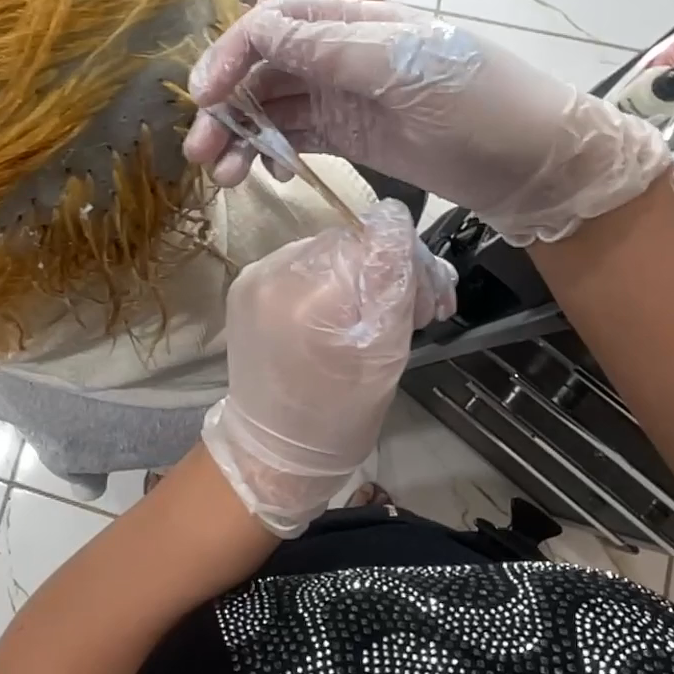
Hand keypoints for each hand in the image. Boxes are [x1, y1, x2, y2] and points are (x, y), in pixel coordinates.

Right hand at [185, 0, 670, 244]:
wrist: (534, 165)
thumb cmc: (481, 104)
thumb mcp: (406, 69)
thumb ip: (329, 50)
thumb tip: (259, 34)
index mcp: (354, 23)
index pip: (273, 26)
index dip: (232, 55)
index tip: (205, 97)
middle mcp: (339, 56)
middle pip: (262, 71)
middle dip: (225, 108)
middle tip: (201, 155)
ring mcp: (342, 98)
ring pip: (270, 110)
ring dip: (240, 138)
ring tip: (224, 178)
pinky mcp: (348, 136)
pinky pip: (292, 139)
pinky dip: (268, 154)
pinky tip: (262, 175)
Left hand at [203, 200, 421, 535]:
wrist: (273, 451)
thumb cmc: (338, 415)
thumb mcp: (385, 352)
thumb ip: (394, 281)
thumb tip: (399, 223)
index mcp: (311, 291)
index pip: (378, 233)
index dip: (413, 260)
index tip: (428, 301)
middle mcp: (275, 270)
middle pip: (353, 240)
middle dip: (391, 269)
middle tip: (419, 312)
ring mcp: (255, 276)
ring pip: (329, 250)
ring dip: (360, 274)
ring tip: (380, 316)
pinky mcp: (245, 286)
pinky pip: (300, 265)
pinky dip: (327, 282)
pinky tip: (342, 315)